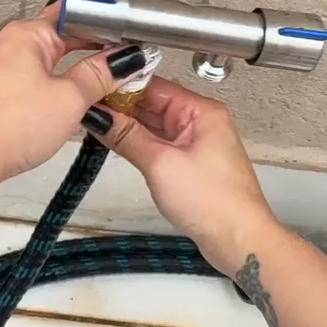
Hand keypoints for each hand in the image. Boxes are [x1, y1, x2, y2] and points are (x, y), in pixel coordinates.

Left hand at [0, 0, 146, 192]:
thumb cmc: (4, 128)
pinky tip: (10, 75)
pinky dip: (14, 79)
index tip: (122, 44)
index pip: (75, 18)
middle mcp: (1, 44)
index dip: (102, 31)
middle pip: (50, 37)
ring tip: (71, 80)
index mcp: (28, 35)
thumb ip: (98, 77)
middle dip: (80, 49)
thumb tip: (121, 60)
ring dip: (48, 66)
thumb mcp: (69, 101)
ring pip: (23, 58)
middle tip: (107, 65)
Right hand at [82, 78, 280, 273]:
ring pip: (154, 124)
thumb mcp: (160, 164)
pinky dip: (139, 143)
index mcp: (201, 111)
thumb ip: (127, 137)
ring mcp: (196, 143)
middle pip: (153, 103)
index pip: (153, 86)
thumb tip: (100, 116)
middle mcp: (201, 122)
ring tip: (96, 126)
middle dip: (121, 107)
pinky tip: (118, 145)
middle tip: (87, 110)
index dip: (121, 87)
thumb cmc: (214, 202)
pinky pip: (160, 143)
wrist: (239, 240)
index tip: (92, 90)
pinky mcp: (191, 163)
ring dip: (128, 126)